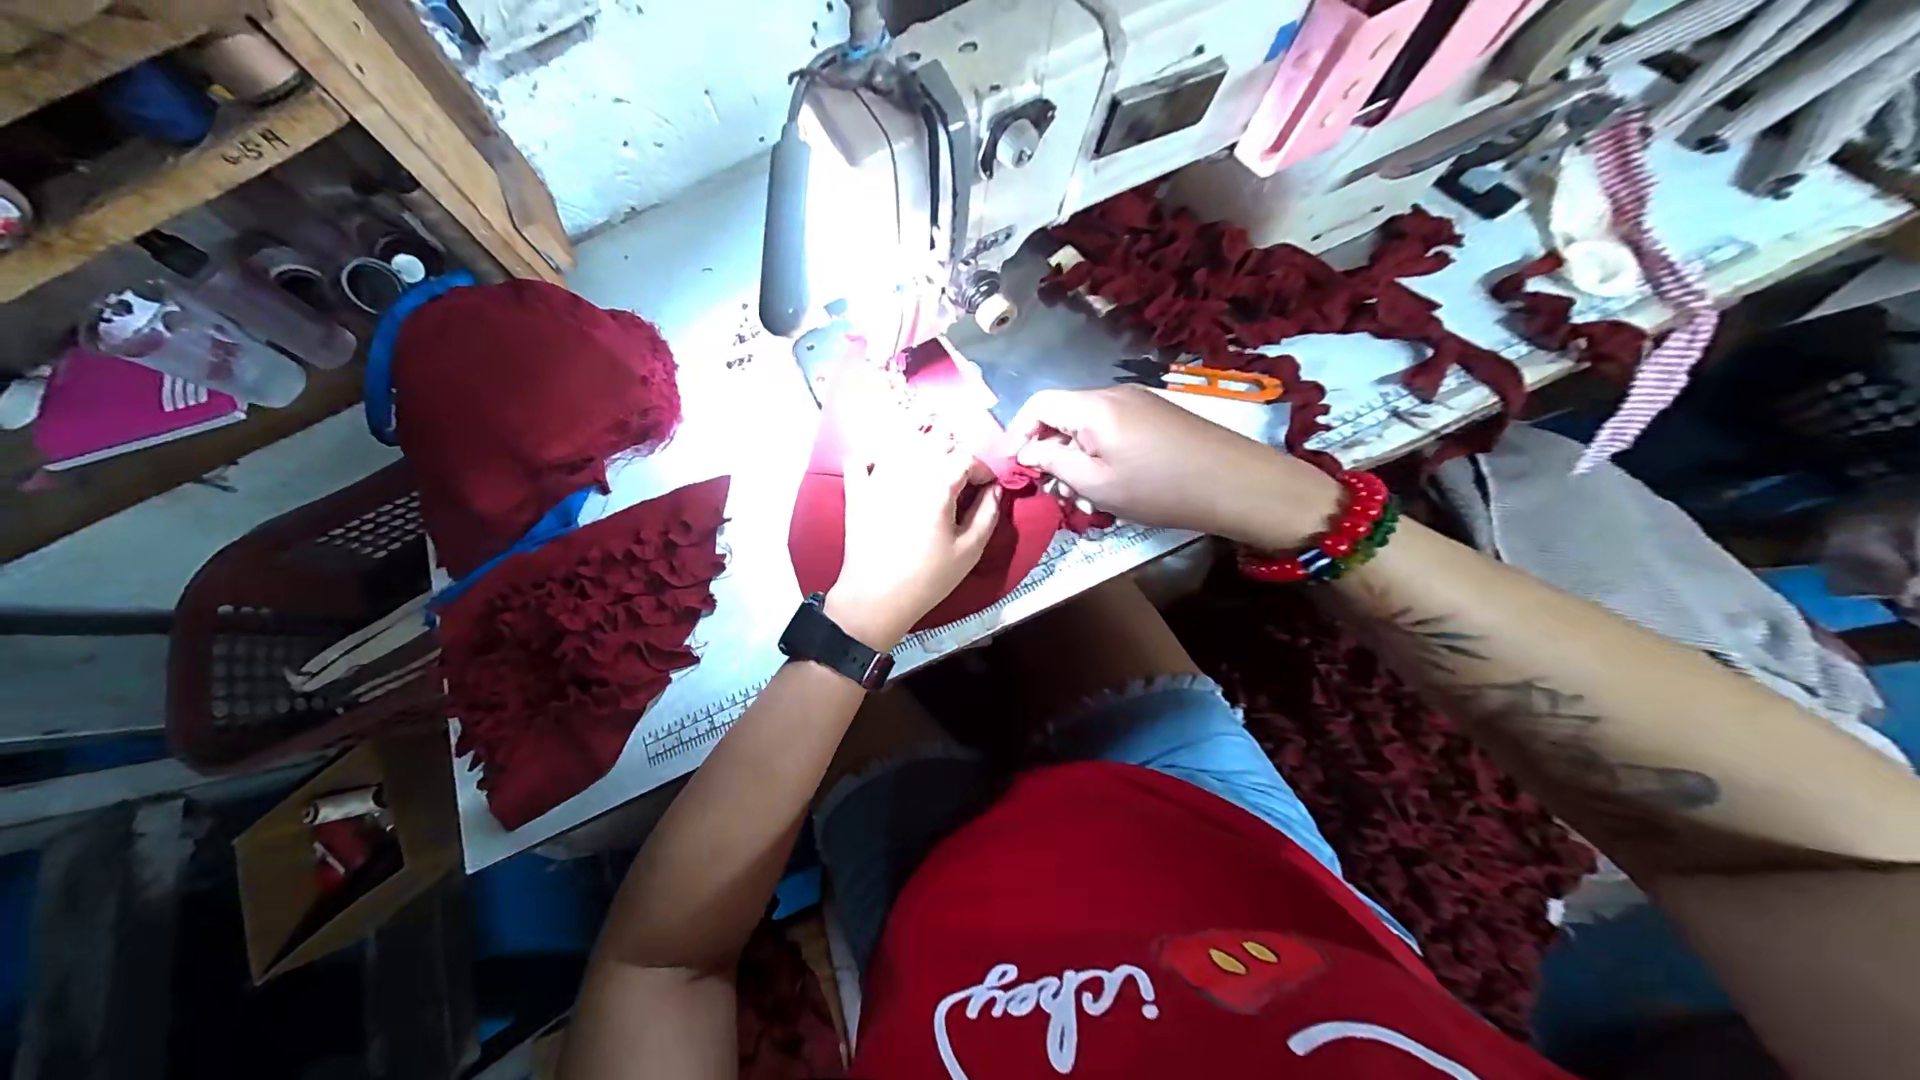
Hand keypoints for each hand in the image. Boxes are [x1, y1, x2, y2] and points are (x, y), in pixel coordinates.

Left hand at [825, 395, 1001, 650]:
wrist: (876, 599)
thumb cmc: (927, 578)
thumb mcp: (970, 550)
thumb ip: (987, 513)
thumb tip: (994, 490)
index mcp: (938, 485)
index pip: (966, 456)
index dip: (983, 468)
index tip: (987, 486)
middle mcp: (907, 472)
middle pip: (936, 442)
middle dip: (955, 455)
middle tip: (963, 480)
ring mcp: (877, 478)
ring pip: (902, 442)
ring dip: (923, 449)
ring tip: (933, 472)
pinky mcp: (857, 491)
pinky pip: (862, 458)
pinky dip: (876, 455)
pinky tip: (888, 468)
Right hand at [1007, 385, 1342, 547]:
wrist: (1234, 483)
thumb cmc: (1158, 487)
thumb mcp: (1095, 482)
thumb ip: (1053, 462)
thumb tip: (1027, 452)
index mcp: (1093, 406)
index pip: (1038, 404)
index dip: (1018, 433)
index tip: (1014, 466)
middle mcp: (1112, 394)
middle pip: (1063, 414)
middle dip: (1048, 451)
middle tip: (1052, 491)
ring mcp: (1137, 402)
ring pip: (1087, 424)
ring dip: (1075, 457)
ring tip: (1082, 495)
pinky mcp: (1155, 414)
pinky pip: (1112, 428)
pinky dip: (1099, 452)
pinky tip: (1109, 483)